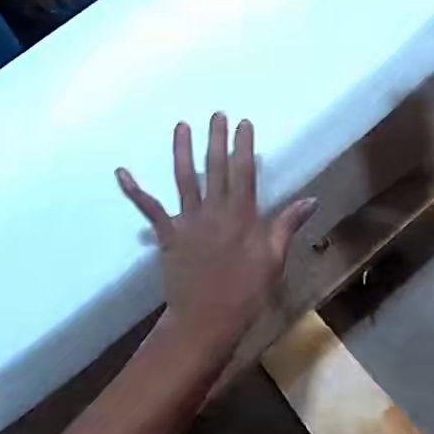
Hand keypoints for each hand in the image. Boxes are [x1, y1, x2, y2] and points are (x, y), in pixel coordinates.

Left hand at [117, 113, 318, 360]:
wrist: (206, 319)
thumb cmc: (245, 293)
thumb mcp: (274, 260)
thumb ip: (287, 226)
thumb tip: (312, 199)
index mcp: (241, 216)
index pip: (244, 172)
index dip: (243, 145)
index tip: (243, 123)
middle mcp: (214, 211)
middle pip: (215, 167)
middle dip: (216, 138)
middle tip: (216, 113)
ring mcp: (188, 221)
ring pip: (184, 178)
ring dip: (182, 150)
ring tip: (181, 126)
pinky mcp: (167, 235)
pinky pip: (149, 209)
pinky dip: (134, 191)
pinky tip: (121, 172)